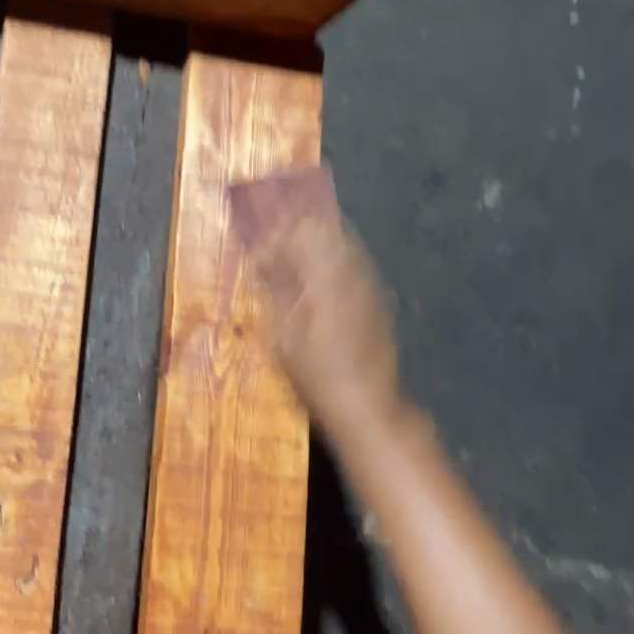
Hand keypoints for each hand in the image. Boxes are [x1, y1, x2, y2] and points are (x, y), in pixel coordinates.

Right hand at [251, 211, 407, 441]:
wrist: (367, 405)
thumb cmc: (316, 373)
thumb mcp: (282, 334)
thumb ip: (275, 288)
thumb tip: (263, 259)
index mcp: (326, 275)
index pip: (300, 230)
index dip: (275, 236)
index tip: (257, 255)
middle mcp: (352, 269)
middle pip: (323, 228)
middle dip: (293, 235)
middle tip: (271, 256)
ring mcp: (369, 281)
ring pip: (339, 241)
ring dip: (312, 246)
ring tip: (289, 268)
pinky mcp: (376, 295)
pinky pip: (350, 261)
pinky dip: (328, 261)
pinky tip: (313, 284)